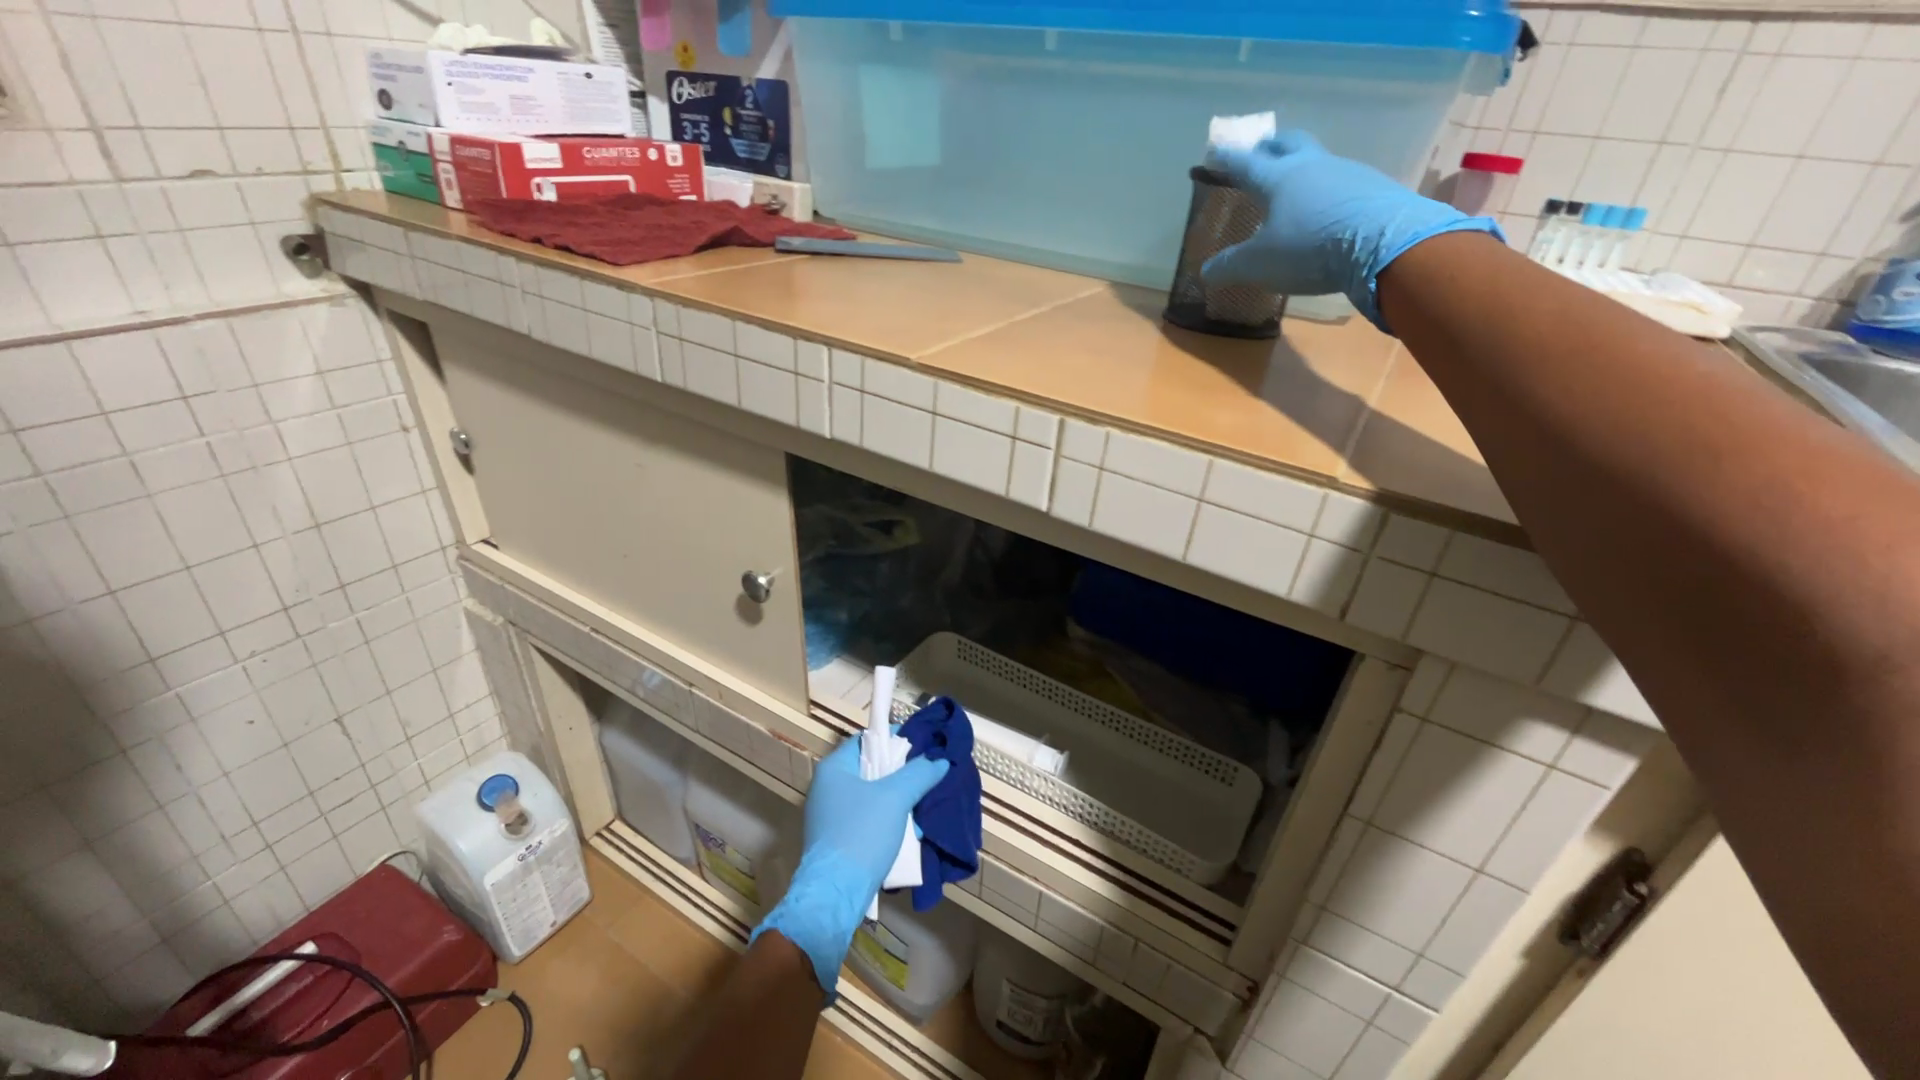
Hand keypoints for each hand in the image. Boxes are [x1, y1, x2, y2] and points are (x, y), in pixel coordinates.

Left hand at [750, 736, 948, 1000]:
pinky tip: (905, 833)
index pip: (866, 740)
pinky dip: (886, 822)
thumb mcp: (895, 799)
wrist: (834, 894)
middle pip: (870, 769)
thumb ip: (918, 774)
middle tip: (925, 780)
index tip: (921, 748)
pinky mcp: (836, 840)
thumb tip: (939, 760)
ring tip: (919, 810)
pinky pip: (866, 820)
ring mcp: (829, 816)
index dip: (894, 740)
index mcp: (833, 769)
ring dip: (896, 802)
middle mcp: (827, 788)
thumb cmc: (862, 834)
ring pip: (871, 797)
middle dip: (900, 776)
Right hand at [1201, 130, 1502, 330]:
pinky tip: (1332, 212)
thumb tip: (1206, 271)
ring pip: (1319, 162)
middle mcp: (1312, 166)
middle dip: (1271, 145)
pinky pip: (1345, 184)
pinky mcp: (1376, 189)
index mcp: (1277, 178)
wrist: (1386, 244)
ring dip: (1305, 170)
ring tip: (1298, 191)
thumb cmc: (1310, 248)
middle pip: (1288, 142)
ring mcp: (1348, 173)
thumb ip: (1230, 266)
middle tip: (1261, 151)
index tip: (1213, 153)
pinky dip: (1331, 192)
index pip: (1244, 163)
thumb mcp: (1260, 264)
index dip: (1226, 159)